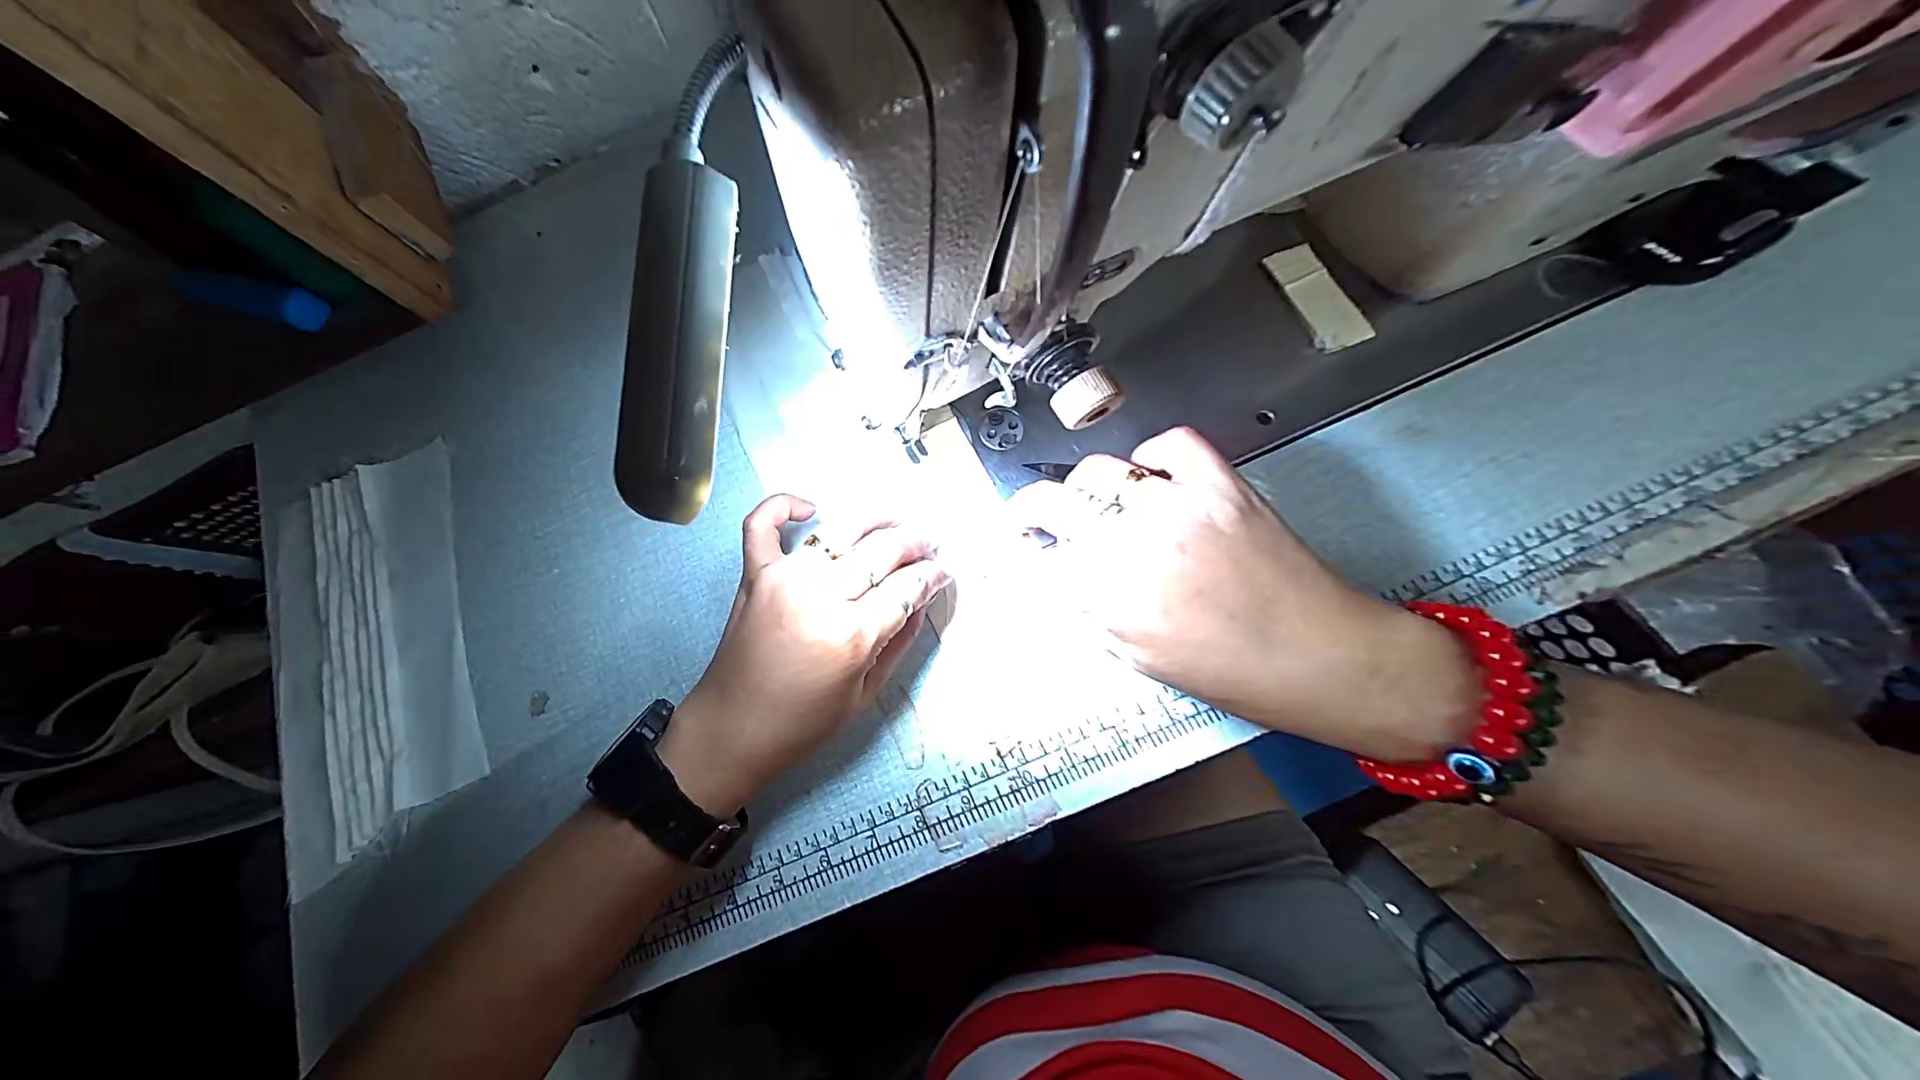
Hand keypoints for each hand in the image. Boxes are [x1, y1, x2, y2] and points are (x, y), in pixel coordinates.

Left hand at [658, 495, 951, 811]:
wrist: (732, 731)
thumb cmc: (803, 723)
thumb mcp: (866, 693)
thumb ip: (899, 640)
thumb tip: (922, 598)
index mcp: (851, 636)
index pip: (906, 587)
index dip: (933, 576)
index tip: (943, 572)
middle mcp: (818, 598)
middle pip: (880, 552)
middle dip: (914, 544)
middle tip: (929, 545)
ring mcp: (782, 580)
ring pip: (838, 531)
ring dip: (873, 521)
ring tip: (893, 523)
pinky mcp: (753, 574)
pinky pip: (762, 524)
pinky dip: (783, 506)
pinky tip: (809, 508)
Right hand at [1007, 427, 1476, 760]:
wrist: (1321, 657)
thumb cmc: (1236, 673)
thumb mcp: (1143, 660)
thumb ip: (1093, 613)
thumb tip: (1062, 576)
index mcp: (1113, 603)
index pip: (1036, 556)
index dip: (1017, 547)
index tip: (1017, 543)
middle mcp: (1137, 550)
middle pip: (1052, 503)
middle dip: (1030, 508)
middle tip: (1034, 514)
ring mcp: (1180, 510)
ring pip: (1102, 470)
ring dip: (1089, 487)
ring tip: (1099, 501)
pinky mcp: (1222, 487)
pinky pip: (1170, 444)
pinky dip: (1152, 454)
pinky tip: (1151, 475)